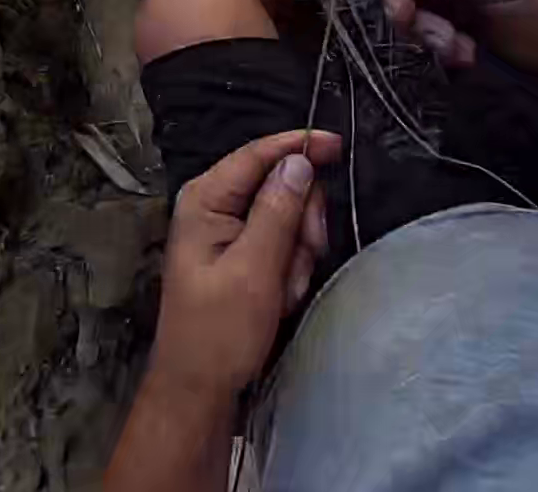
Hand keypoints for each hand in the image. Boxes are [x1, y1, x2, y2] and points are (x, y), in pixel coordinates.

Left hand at [148, 129, 342, 403]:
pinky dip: (290, 263)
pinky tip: (280, 293)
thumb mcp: (254, 269)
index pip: (257, 153)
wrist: (199, 393)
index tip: (338, 144)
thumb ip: (278, 210)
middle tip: (309, 251)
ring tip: (285, 287)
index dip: (299, 144)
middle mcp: (215, 203)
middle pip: (278, 183)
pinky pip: (282, 238)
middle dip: (300, 219)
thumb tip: (300, 160)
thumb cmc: (220, 332)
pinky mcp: (241, 249)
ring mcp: (228, 227)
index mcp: (206, 198)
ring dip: (297, 249)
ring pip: (287, 212)